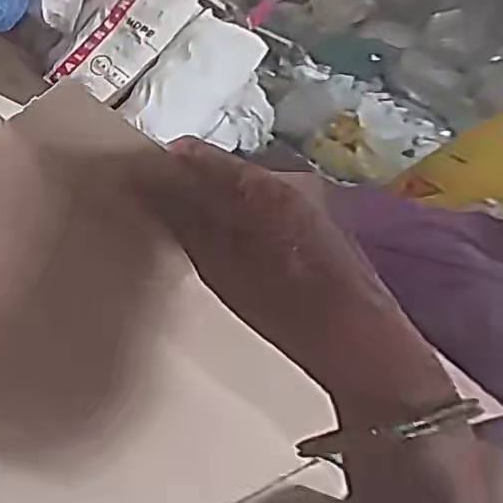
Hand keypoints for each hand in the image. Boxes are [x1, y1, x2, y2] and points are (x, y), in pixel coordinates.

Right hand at [136, 138, 455, 419]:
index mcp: (262, 184)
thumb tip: (144, 179)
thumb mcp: (218, 263)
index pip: (196, 153)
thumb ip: (181, 216)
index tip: (138, 186)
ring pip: (244, 193)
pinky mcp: (321, 228)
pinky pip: (264, 210)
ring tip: (192, 239)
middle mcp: (290, 182)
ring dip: (215, 207)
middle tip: (160, 216)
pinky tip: (233, 254)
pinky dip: (241, 222)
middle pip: (221, 171)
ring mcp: (310, 204)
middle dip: (188, 188)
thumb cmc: (284, 305)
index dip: (163, 165)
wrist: (364, 349)